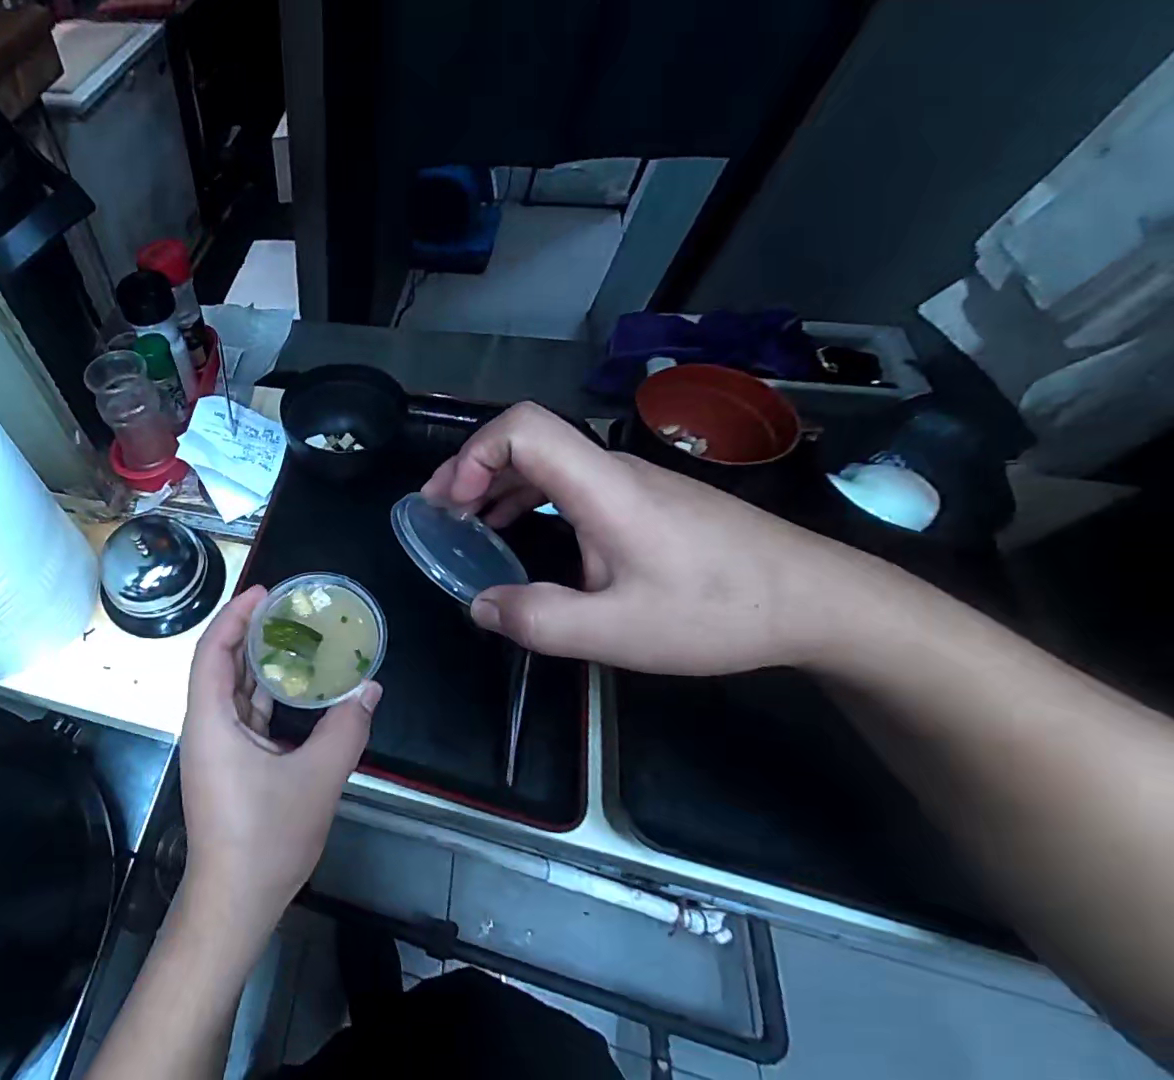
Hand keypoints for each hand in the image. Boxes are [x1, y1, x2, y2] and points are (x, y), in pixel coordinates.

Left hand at [178, 586, 380, 944]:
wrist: (234, 900)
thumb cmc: (265, 838)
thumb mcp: (316, 780)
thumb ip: (345, 730)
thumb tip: (370, 689)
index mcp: (210, 720)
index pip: (212, 651)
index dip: (234, 615)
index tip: (264, 592)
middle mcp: (205, 726)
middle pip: (220, 664)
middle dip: (249, 632)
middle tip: (287, 608)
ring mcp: (215, 747)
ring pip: (232, 690)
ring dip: (257, 663)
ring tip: (294, 637)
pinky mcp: (228, 764)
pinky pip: (244, 715)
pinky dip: (265, 695)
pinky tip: (295, 688)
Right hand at [422, 402, 881, 674]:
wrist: (823, 601)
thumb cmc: (720, 610)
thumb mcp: (619, 633)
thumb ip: (538, 621)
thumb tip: (479, 606)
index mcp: (602, 488)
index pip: (524, 428)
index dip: (473, 454)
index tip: (453, 503)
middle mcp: (611, 471)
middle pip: (524, 439)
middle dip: (468, 469)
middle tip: (436, 513)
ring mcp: (628, 483)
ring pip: (544, 459)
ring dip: (492, 483)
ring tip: (461, 521)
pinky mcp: (640, 500)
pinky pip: (565, 481)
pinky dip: (523, 496)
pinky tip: (512, 528)